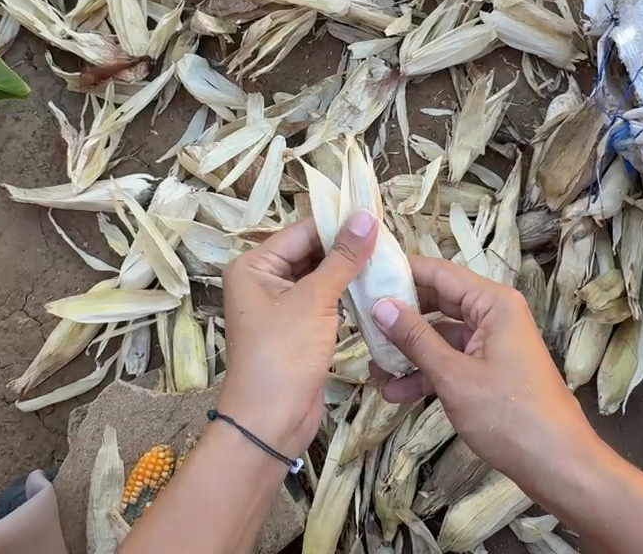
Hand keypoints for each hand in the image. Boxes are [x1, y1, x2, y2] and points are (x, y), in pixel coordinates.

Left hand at [218, 211, 376, 456]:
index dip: (339, 223)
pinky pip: (324, 298)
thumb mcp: (314, 300)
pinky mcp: (298, 327)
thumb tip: (366, 216)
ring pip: (321, 275)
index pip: (303, 232)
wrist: (270, 425)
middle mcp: (263, 279)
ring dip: (349, 270)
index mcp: (254, 265)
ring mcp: (281, 305)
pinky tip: (375, 287)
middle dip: (347, 247)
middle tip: (388, 239)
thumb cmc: (283, 355)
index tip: (377, 216)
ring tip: (387, 258)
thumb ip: (343, 257)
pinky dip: (346, 293)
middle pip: (312, 251)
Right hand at [373, 257, 604, 495]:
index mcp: (493, 302)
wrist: (560, 468)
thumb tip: (381, 305)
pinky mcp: (491, 370)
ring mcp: (493, 343)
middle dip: (402, 317)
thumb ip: (415, 339)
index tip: (366, 276)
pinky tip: (396, 393)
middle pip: (438, 302)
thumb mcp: (455, 376)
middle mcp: (494, 314)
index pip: (439, 272)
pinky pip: (453, 359)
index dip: (402, 272)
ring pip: (442, 335)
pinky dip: (428, 373)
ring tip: (374, 367)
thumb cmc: (510, 415)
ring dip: (410, 351)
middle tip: (362, 324)